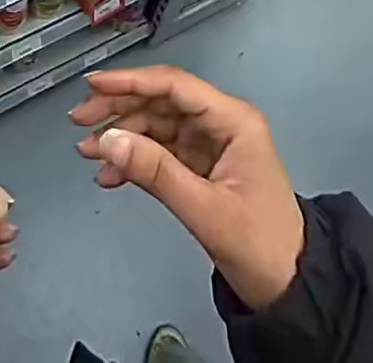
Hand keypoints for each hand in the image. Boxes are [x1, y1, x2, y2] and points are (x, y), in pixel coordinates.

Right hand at [71, 65, 304, 310]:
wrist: (293, 291)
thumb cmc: (263, 246)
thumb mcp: (207, 210)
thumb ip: (156, 172)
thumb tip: (109, 139)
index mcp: (233, 120)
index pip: (174, 86)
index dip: (131, 81)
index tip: (95, 84)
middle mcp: (219, 122)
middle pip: (158, 100)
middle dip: (117, 108)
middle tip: (80, 118)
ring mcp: (206, 141)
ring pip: (152, 123)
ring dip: (119, 136)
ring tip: (88, 151)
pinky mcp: (197, 162)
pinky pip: (156, 149)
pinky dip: (132, 159)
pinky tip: (110, 173)